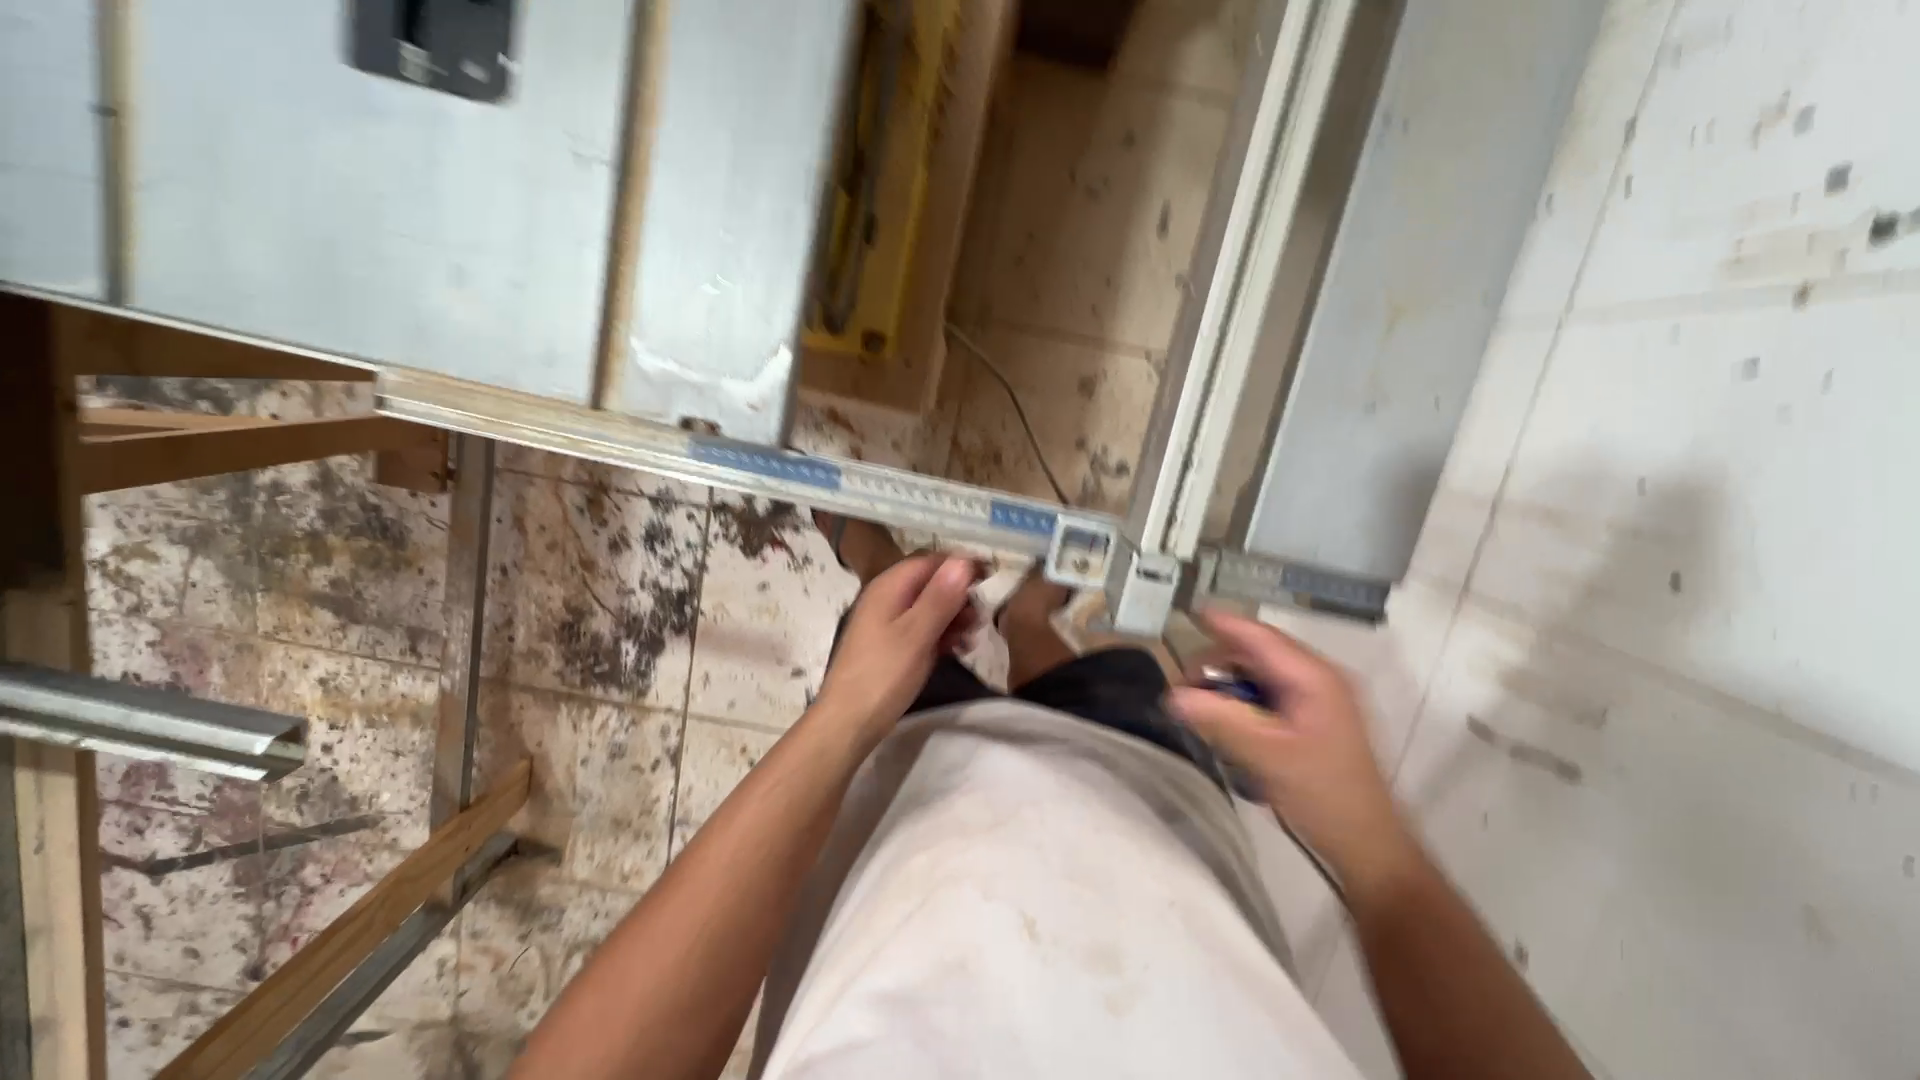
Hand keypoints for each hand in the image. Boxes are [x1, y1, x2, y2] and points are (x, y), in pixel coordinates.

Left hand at [813, 554, 981, 738]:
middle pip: (931, 583)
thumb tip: (963, 561)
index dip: (961, 566)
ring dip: (954, 617)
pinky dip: (941, 634)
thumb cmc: (883, 674)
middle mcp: (886, 597)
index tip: (991, 579)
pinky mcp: (890, 645)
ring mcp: (887, 622)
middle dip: (959, 596)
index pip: (931, 561)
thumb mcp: (917, 634)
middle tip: (980, 620)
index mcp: (889, 587)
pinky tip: (957, 649)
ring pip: (929, 607)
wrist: (849, 721)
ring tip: (972, 638)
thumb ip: (940, 597)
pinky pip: (921, 628)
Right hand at [1167, 610, 1418, 891]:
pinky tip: (1229, 726)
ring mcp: (1318, 699)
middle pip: (1258, 654)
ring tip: (1202, 711)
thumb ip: (1222, 721)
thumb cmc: (1324, 795)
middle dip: (1218, 665)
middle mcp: (1319, 679)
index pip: (1261, 638)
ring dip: (1229, 687)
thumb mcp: (1268, 756)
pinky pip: (1269, 697)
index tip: (1190, 614)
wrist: (1366, 843)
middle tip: (1185, 690)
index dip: (1224, 624)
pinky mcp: (1313, 720)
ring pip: (1261, 676)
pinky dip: (1244, 704)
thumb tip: (1174, 695)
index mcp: (1315, 678)